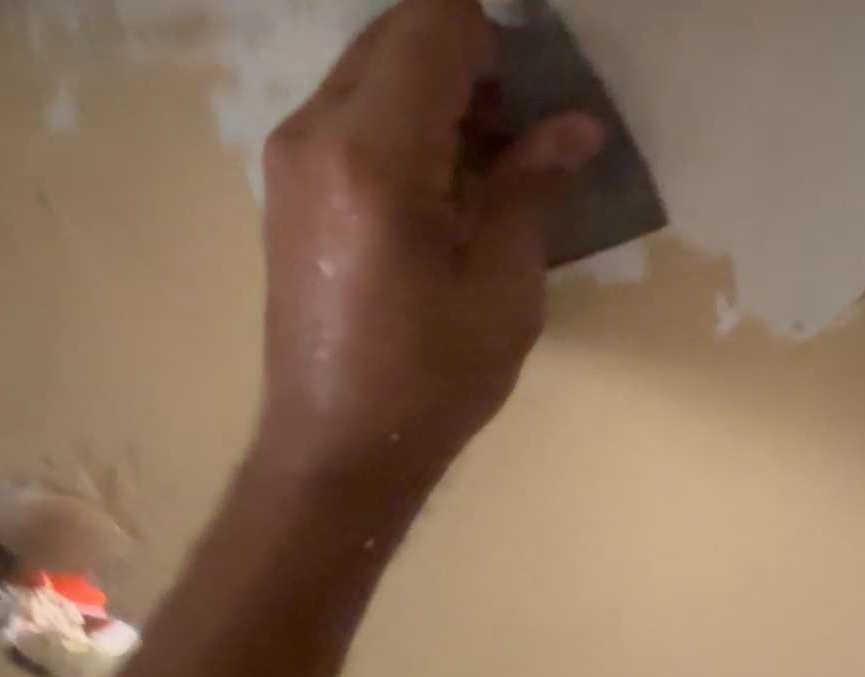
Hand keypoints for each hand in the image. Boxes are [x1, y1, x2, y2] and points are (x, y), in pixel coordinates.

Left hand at [256, 0, 602, 481]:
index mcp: (375, 154)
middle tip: (520, 139)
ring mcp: (291, 157)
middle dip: (470, 66)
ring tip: (487, 175)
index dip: (499, 41)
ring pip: (372, 72)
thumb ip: (531, 188)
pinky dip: (405, 127)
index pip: (436, 24)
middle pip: (397, 35)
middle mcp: (315, 132)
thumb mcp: (504, 286)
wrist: (340, 446)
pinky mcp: (288, 187)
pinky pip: (352, 116)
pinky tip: (443, 197)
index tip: (539, 98)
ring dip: (439, 97)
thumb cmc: (434, 378)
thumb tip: (575, 126)